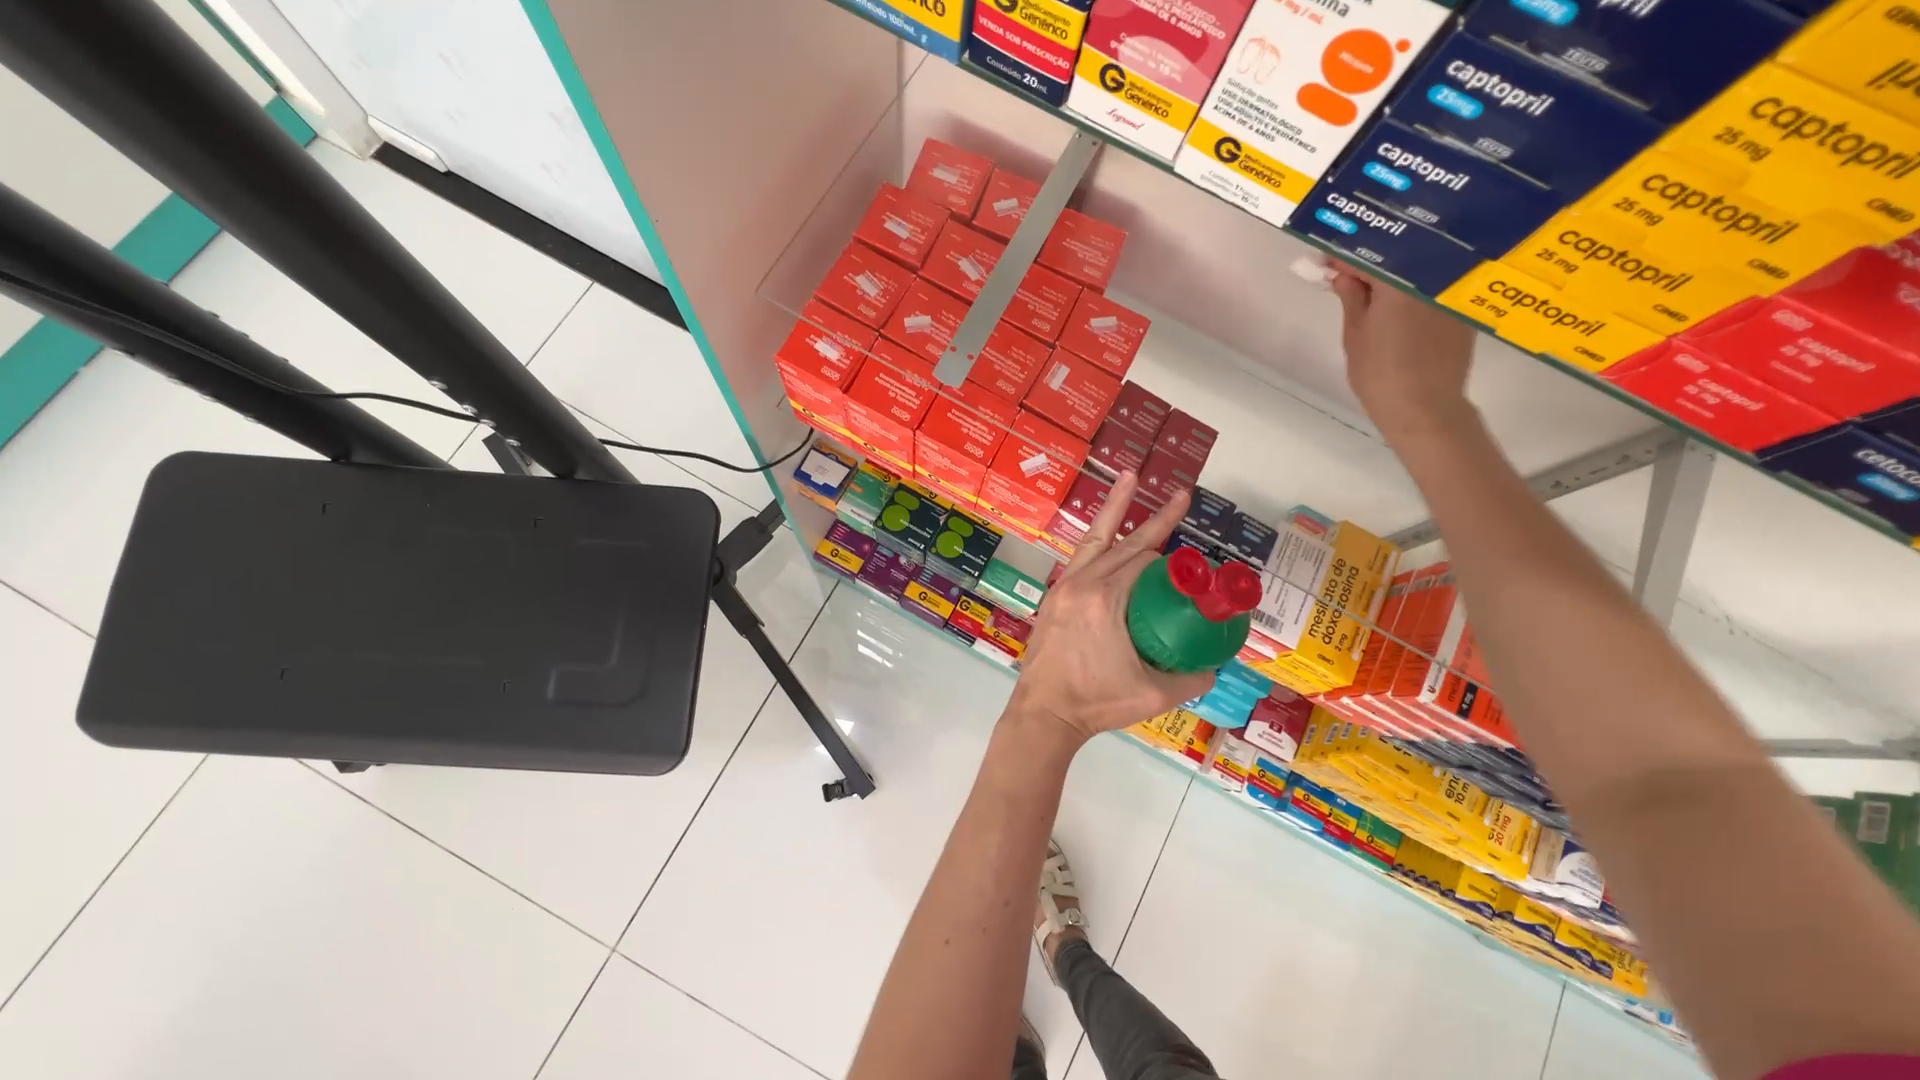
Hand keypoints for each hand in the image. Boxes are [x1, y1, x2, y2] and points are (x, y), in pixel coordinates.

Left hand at [1008, 471, 1217, 744]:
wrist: (1043, 714)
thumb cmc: (1096, 702)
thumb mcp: (1153, 694)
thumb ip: (1191, 679)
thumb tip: (1214, 666)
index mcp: (1105, 600)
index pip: (1144, 563)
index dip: (1171, 561)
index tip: (1192, 568)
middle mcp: (1082, 585)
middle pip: (1124, 544)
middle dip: (1155, 520)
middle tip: (1181, 495)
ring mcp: (1063, 589)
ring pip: (1095, 541)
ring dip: (1115, 510)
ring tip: (1130, 478)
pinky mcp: (1054, 599)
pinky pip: (1081, 560)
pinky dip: (1098, 543)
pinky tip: (1107, 537)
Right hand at [1329, 264, 1477, 441]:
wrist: (1424, 409)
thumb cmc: (1380, 374)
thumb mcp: (1355, 334)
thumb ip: (1351, 297)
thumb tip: (1344, 276)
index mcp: (1398, 281)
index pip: (1367, 256)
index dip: (1343, 256)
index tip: (1325, 262)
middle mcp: (1430, 278)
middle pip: (1396, 258)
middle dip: (1369, 262)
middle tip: (1345, 274)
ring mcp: (1449, 294)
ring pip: (1416, 271)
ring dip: (1392, 274)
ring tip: (1370, 287)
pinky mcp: (1459, 310)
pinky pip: (1433, 288)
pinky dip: (1413, 290)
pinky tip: (1398, 304)